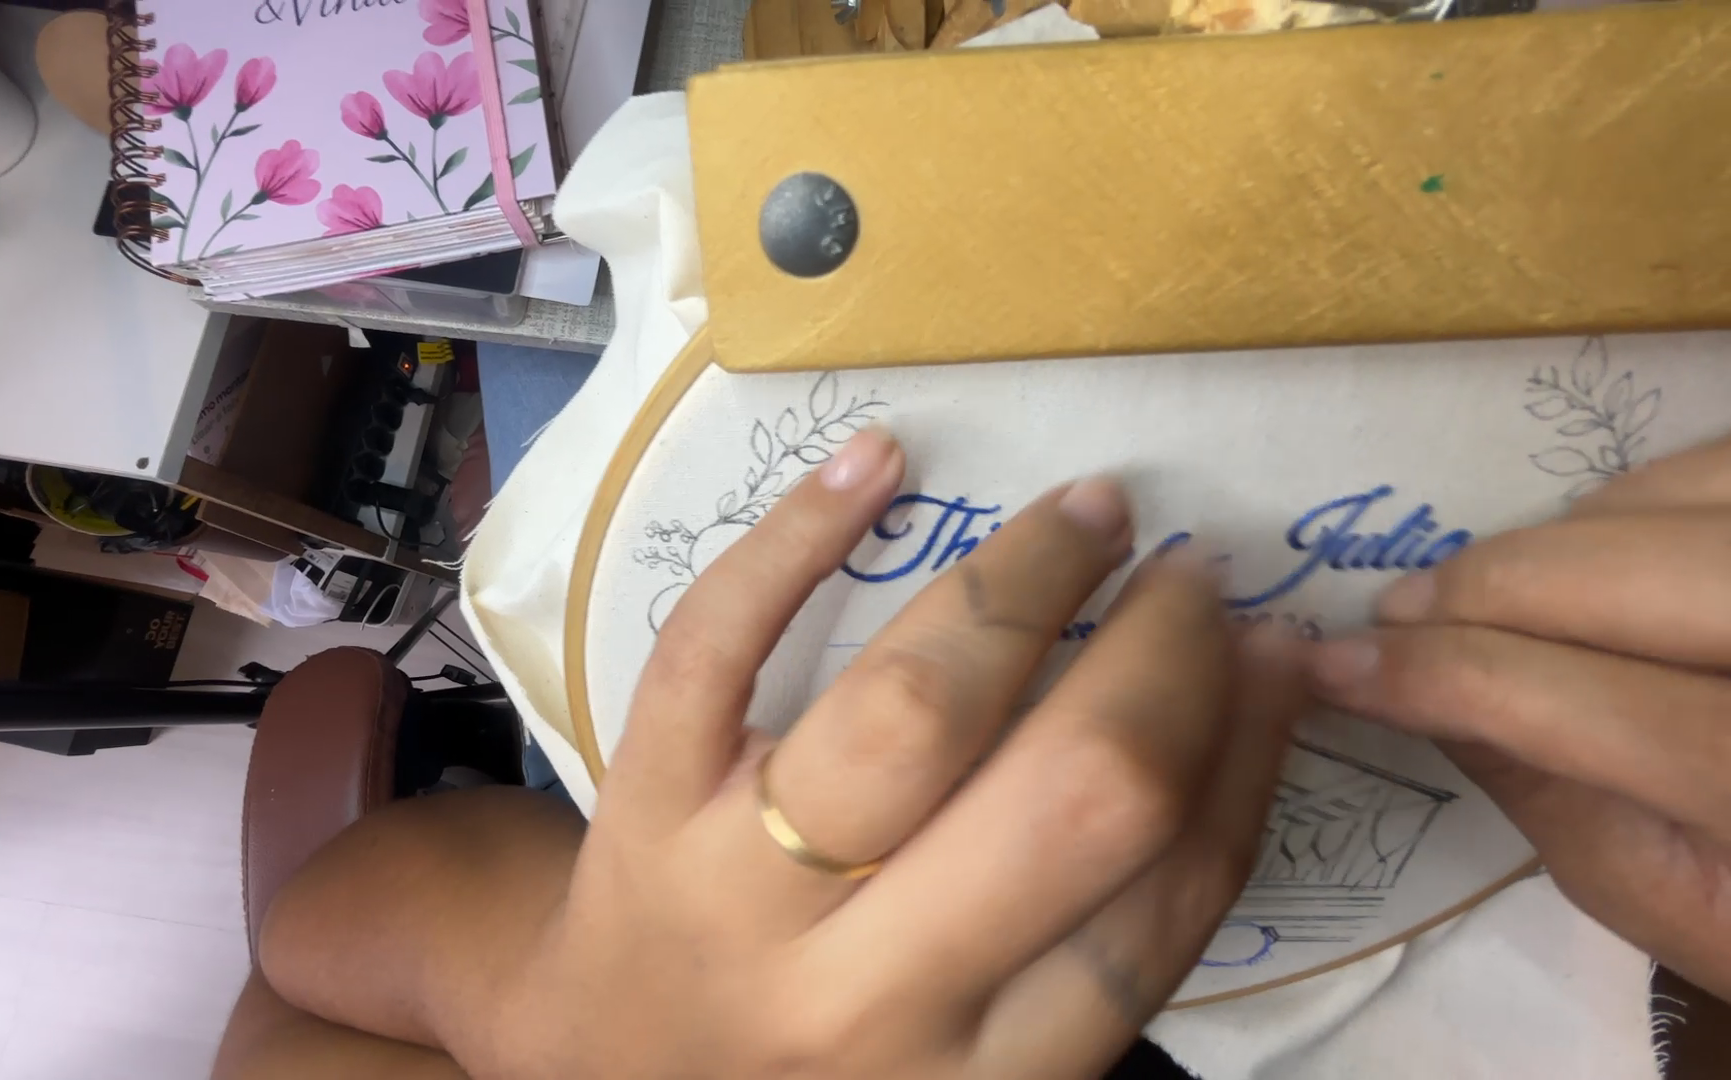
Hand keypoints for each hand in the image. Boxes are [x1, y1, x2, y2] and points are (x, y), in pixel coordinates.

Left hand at [479, 429, 1305, 1079]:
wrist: (617, 1052)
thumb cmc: (814, 1037)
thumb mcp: (971, 1036)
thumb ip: (1090, 920)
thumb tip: (1224, 715)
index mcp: (980, 1070)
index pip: (1160, 902)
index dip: (1235, 749)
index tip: (1259, 645)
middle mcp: (865, 990)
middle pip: (1062, 793)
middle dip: (1153, 651)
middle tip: (1181, 566)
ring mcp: (736, 880)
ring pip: (907, 707)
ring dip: (1020, 581)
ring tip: (1082, 513)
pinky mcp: (646, 793)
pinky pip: (718, 642)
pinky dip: (797, 537)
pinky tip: (874, 462)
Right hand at [1310, 433, 1730, 1000]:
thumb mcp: (1660, 893)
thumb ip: (1529, 789)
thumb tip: (1396, 682)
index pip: (1537, 696)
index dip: (1413, 671)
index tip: (1326, 665)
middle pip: (1589, 577)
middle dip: (1463, 595)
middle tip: (1399, 622)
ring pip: (1646, 501)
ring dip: (1540, 550)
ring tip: (1514, 602)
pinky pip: (1709, 464)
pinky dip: (1626, 503)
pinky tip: (1615, 565)